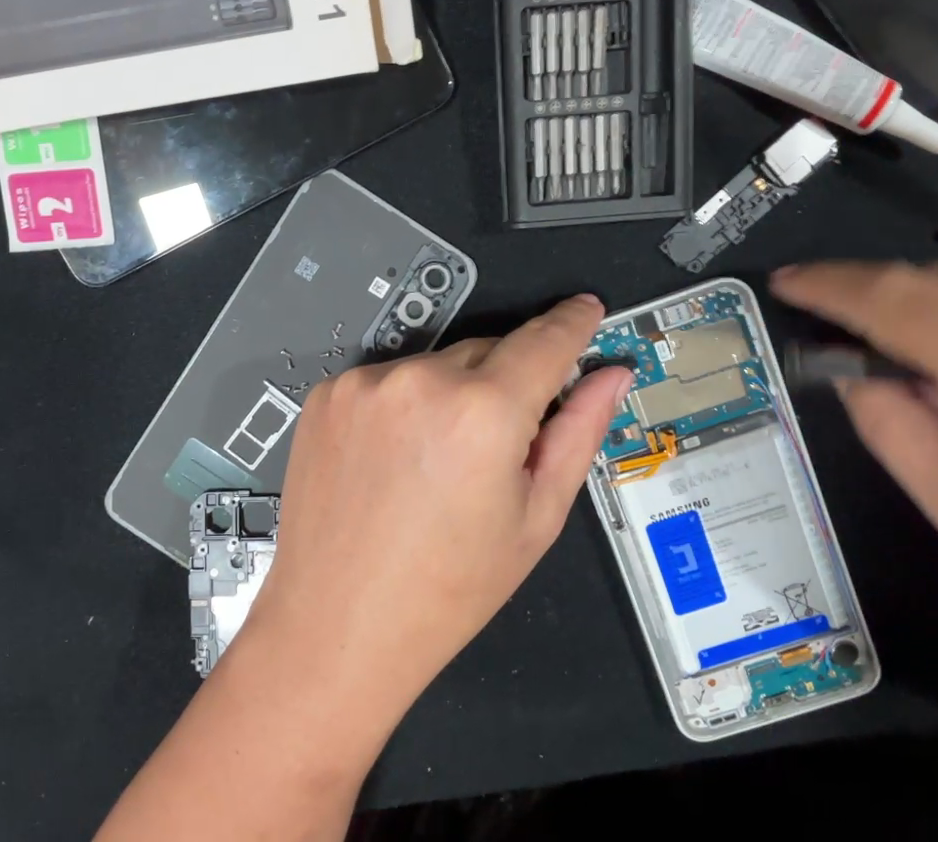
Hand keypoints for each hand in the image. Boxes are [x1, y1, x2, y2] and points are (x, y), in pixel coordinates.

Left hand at [238, 294, 634, 715]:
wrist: (336, 626)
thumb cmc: (442, 590)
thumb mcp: (535, 518)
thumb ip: (579, 433)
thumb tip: (609, 378)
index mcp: (482, 413)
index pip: (546, 339)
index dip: (572, 323)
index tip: (584, 312)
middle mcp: (419, 382)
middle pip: (489, 351)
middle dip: (505, 385)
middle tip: (498, 449)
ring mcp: (365, 385)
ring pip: (436, 365)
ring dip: (450, 396)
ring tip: (437, 467)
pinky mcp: (327, 395)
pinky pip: (387, 380)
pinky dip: (402, 406)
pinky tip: (397, 461)